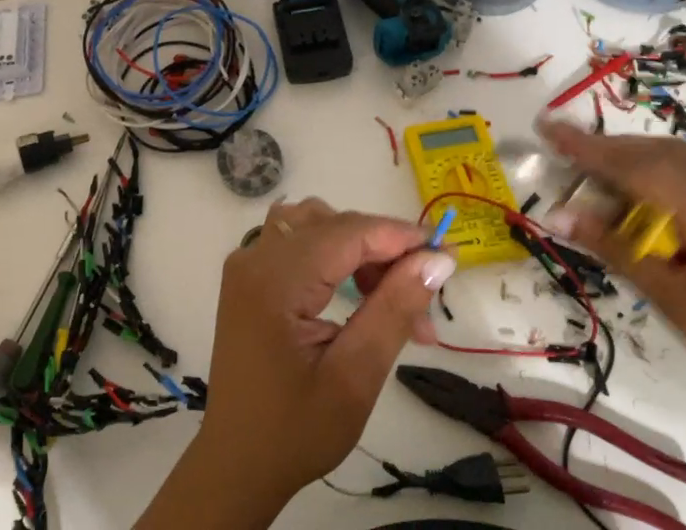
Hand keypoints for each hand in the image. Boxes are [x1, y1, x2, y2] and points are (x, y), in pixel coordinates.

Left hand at [136, 198, 454, 528]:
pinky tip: (360, 298)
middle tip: (421, 304)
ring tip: (391, 302)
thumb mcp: (355, 375)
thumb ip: (394, 309)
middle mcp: (254, 259)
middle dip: (382, 251)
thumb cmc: (296, 429)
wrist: (237, 462)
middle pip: (330, 223)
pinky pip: (297, 245)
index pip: (347, 231)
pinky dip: (334, 259)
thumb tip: (437, 260)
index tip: (448, 255)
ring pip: (314, 226)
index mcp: (275, 281)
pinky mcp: (248, 280)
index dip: (400, 235)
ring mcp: (246, 267)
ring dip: (358, 251)